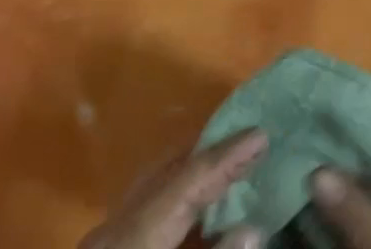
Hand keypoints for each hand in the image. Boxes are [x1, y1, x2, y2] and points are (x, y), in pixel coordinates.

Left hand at [82, 130, 267, 248]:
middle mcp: (117, 224)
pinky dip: (177, 197)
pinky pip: (147, 206)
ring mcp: (108, 234)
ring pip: (154, 187)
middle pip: (167, 173)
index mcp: (137, 232)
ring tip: (234, 163)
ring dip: (195, 173)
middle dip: (211, 154)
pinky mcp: (111, 243)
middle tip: (254, 139)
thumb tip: (253, 226)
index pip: (187, 181)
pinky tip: (201, 203)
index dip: (227, 156)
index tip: (261, 133)